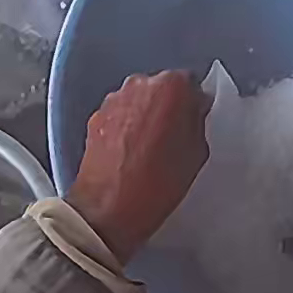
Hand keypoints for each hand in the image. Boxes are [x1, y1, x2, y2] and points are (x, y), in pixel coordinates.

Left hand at [67, 70, 208, 261]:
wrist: (108, 209)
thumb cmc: (159, 183)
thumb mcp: (196, 153)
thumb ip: (197, 122)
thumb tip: (192, 110)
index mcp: (171, 86)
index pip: (190, 83)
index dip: (193, 103)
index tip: (193, 123)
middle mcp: (139, 83)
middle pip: (161, 87)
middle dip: (168, 106)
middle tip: (172, 136)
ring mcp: (113, 99)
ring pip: (138, 100)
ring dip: (145, 115)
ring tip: (148, 147)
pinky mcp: (95, 116)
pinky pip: (119, 114)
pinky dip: (125, 126)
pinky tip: (128, 152)